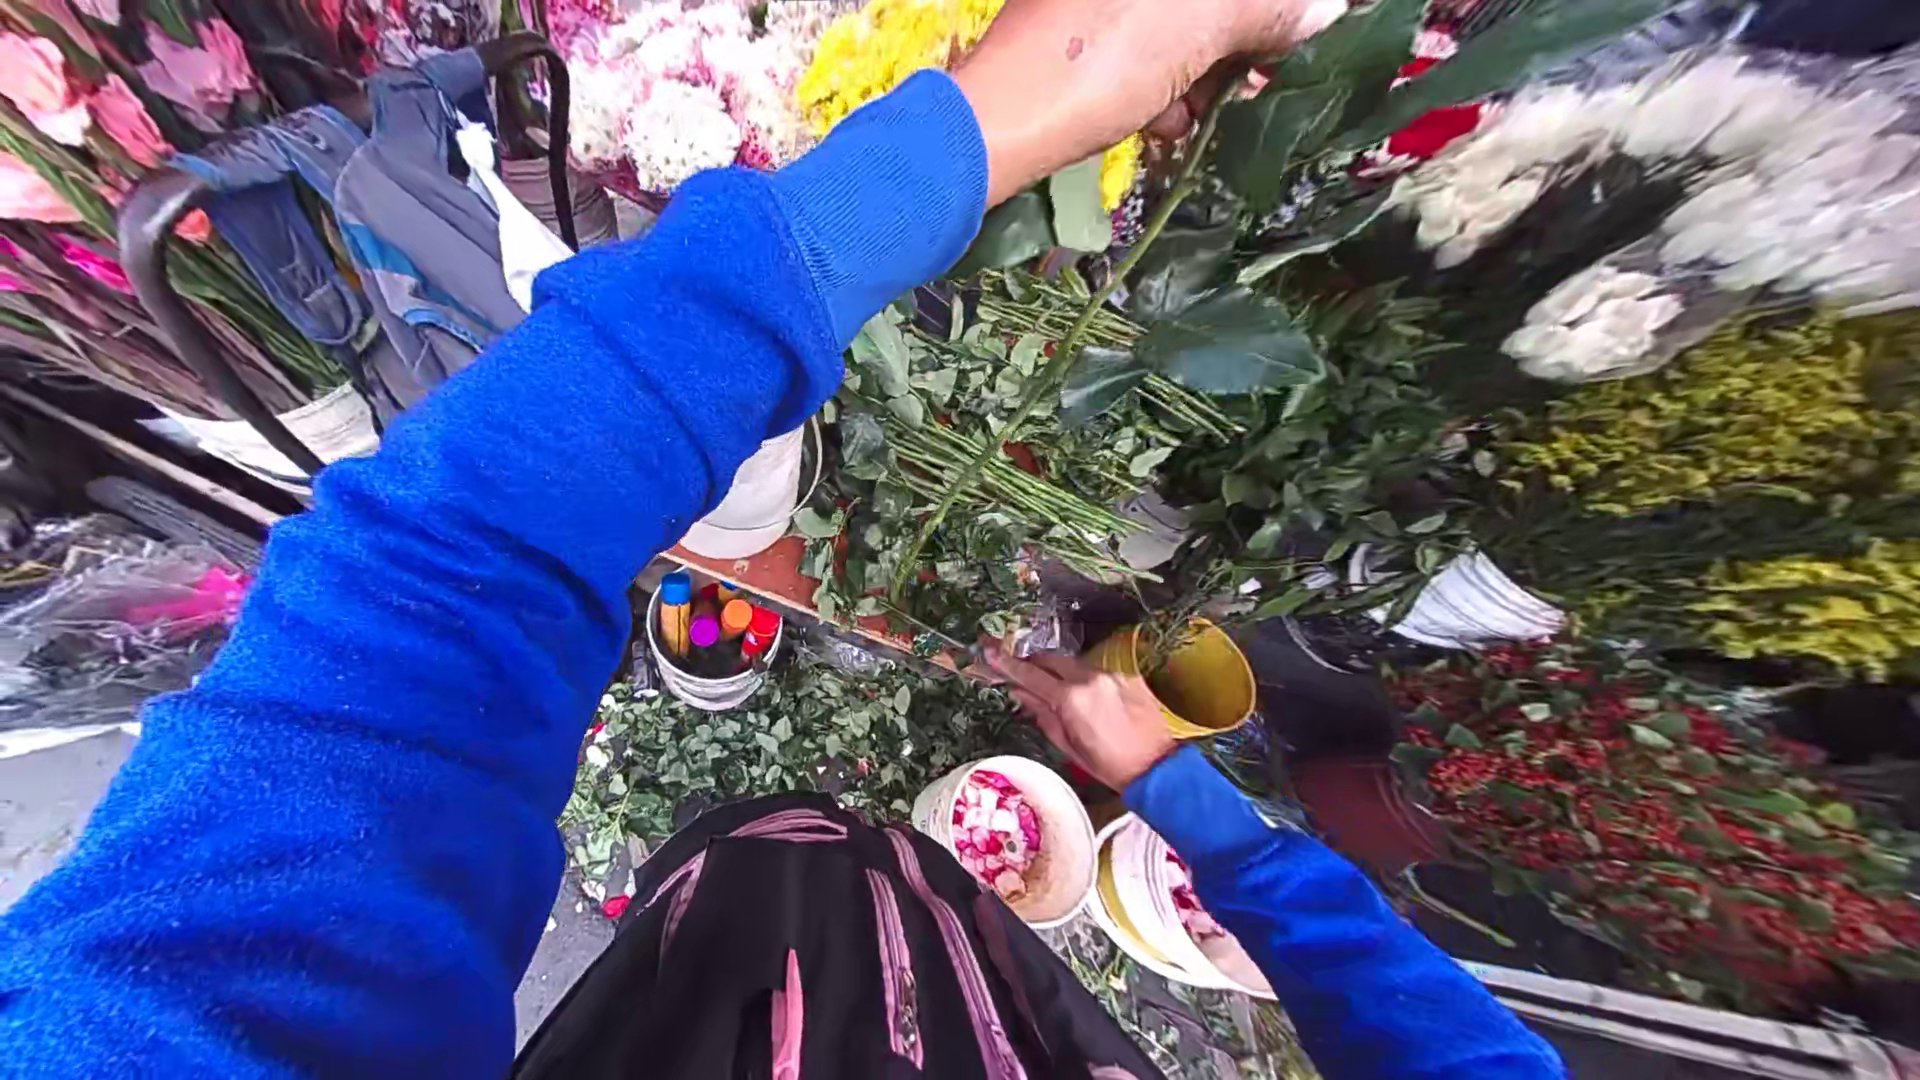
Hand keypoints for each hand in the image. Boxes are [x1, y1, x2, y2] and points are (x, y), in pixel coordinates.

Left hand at [952, 0, 1348, 204]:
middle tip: (1244, 85)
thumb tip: (1325, 8)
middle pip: (1208, 2)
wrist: (1001, 125)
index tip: (1287, 44)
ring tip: (1190, 114)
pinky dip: (1155, 84)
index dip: (1267, 15)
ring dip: (1196, 71)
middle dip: (1230, 39)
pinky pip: (1137, 49)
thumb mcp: (1199, 24)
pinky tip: (1157, 120)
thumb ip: (1266, 7)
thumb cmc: (1104, 62)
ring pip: (1175, 25)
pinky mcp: (1077, 37)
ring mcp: (1096, 10)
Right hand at [983, 642, 1176, 790]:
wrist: (1157, 767)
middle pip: (1051, 659)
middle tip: (1021, 671)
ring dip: (1060, 672)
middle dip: (1034, 664)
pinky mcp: (1128, 675)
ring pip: (1074, 664)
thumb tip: (1020, 693)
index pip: (1030, 675)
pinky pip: (1096, 671)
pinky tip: (1090, 699)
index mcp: (1071, 699)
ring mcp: (1111, 674)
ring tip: (1058, 691)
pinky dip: (1085, 680)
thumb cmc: (1109, 765)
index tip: (990, 650)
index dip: (1007, 663)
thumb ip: (1041, 713)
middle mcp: (1090, 678)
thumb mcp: (1067, 745)